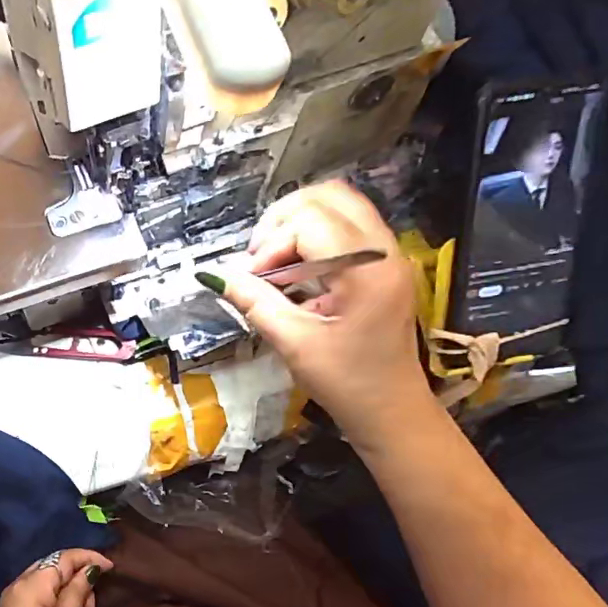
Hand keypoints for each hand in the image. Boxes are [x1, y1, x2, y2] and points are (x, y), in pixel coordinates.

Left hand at [0, 549, 111, 606]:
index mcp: (31, 581)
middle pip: (56, 571)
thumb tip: (89, 569)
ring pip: (49, 588)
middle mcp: (18, 585)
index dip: (89, 558)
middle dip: (80, 584)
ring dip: (71, 599)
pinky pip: (40, 602)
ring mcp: (12, 602)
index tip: (112, 568)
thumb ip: (78, 590)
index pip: (63, 557)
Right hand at [205, 181, 437, 444]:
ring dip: (297, 225)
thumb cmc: (346, 382)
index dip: (271, 245)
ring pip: (340, 206)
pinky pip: (346, 229)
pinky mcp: (383, 266)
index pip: (309, 222)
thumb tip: (216, 276)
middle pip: (329, 196)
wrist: (391, 410)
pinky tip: (295, 272)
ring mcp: (388, 255)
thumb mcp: (293, 343)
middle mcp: (385, 251)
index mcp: (367, 270)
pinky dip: (313, 238)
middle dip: (283, 219)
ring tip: (274, 263)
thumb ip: (254, 302)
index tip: (254, 280)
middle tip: (260, 257)